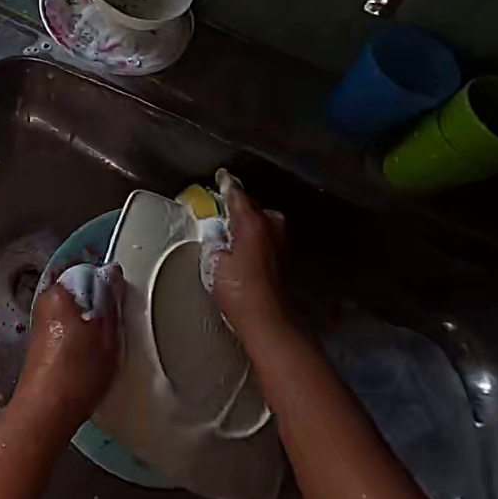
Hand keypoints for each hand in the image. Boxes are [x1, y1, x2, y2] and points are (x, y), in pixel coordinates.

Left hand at [13, 270, 121, 428]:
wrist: (45, 414)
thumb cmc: (78, 371)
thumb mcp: (107, 333)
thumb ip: (111, 298)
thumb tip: (112, 271)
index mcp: (60, 292)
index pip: (91, 272)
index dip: (110, 287)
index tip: (121, 306)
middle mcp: (46, 302)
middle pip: (81, 291)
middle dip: (99, 305)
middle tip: (116, 327)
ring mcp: (41, 323)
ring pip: (75, 311)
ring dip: (90, 322)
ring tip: (105, 346)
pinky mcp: (41, 343)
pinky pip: (67, 327)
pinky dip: (80, 336)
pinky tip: (90, 357)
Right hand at [212, 184, 289, 339]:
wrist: (267, 321)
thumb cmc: (240, 292)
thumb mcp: (214, 262)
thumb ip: (213, 239)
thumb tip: (213, 231)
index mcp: (252, 222)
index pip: (237, 194)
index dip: (226, 185)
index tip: (222, 177)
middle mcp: (271, 226)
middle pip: (251, 206)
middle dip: (236, 207)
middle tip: (219, 211)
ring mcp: (281, 241)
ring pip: (261, 221)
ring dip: (247, 223)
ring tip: (229, 233)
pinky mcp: (284, 256)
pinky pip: (266, 236)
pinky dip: (255, 237)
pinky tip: (243, 249)